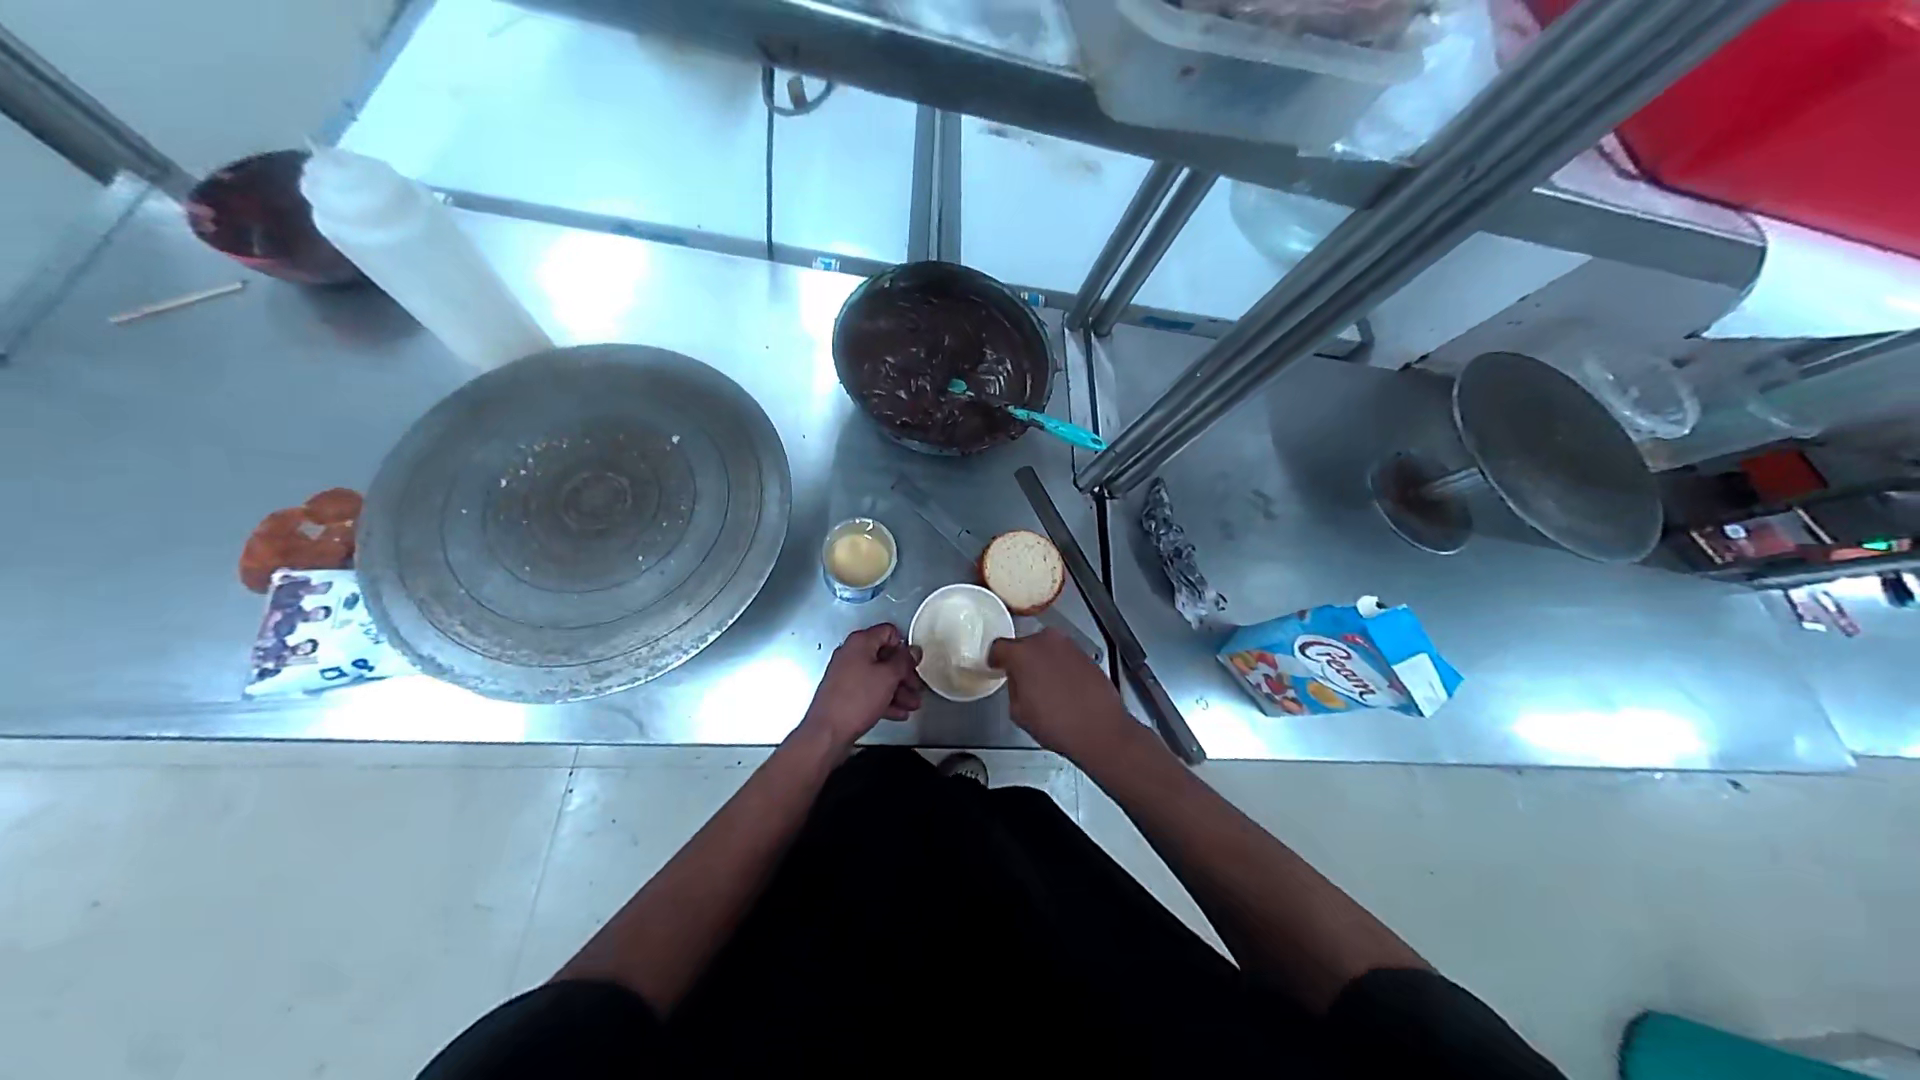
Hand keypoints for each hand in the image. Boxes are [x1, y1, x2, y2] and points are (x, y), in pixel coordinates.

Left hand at [800, 624, 924, 748]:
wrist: (828, 732)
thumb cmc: (855, 701)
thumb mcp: (889, 677)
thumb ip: (904, 661)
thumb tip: (912, 651)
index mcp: (860, 642)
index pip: (889, 632)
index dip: (904, 646)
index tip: (914, 661)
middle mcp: (850, 654)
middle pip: (884, 656)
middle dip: (903, 673)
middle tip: (915, 686)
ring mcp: (845, 674)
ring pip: (878, 676)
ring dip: (897, 689)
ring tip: (911, 704)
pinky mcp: (844, 693)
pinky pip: (869, 691)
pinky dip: (884, 699)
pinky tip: (897, 712)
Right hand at [989, 629, 1136, 758]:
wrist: (1100, 730)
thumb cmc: (1060, 724)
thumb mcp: (1018, 712)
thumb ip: (1012, 687)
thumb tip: (1017, 681)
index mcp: (1022, 653)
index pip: (999, 647)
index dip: (996, 660)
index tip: (997, 667)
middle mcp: (1046, 641)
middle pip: (1024, 645)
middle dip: (1022, 661)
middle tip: (1023, 683)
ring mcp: (1068, 646)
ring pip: (1046, 649)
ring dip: (1043, 663)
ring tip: (1046, 689)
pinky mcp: (1086, 654)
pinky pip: (1064, 656)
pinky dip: (1061, 667)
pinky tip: (1063, 689)